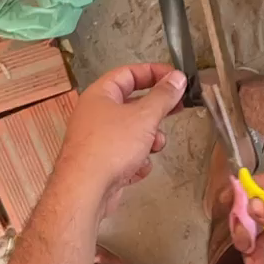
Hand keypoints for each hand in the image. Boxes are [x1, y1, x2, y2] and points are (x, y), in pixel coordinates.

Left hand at [49, 64, 187, 216]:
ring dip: (150, 140)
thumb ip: (163, 96)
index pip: (129, 74)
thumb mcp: (144, 116)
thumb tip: (177, 78)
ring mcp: (99, 141)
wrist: (86, 189)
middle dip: (156, 111)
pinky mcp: (104, 164)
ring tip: (154, 146)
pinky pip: (128, 156)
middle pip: (133, 104)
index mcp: (101, 95)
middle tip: (177, 108)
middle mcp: (96, 115)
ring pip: (134, 133)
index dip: (154, 73)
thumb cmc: (110, 147)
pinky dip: (137, 162)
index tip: (175, 79)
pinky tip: (136, 168)